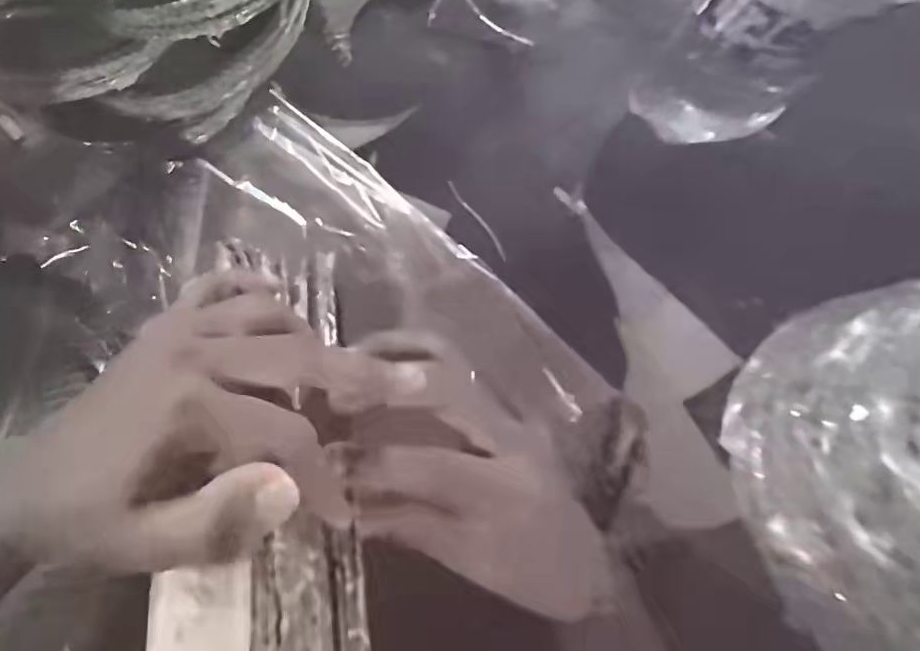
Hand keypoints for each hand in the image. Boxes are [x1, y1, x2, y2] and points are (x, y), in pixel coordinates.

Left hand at [0, 269, 413, 572]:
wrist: (31, 481)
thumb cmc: (92, 519)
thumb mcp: (145, 546)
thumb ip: (217, 523)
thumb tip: (293, 487)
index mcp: (189, 405)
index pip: (284, 435)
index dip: (322, 476)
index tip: (343, 512)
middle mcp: (192, 349)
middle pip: (292, 356)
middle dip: (353, 377)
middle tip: (408, 383)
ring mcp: (177, 325)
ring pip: (266, 311)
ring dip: (307, 337)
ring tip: (335, 369)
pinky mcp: (164, 319)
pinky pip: (217, 282)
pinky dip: (251, 284)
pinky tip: (273, 299)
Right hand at [330, 332, 614, 622]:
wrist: (588, 555)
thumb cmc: (531, 571)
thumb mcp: (472, 562)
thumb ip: (410, 526)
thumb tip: (346, 505)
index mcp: (510, 488)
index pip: (436, 466)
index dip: (379, 464)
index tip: (331, 465)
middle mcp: (511, 433)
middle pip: (444, 387)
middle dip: (382, 387)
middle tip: (336, 397)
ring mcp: (508, 406)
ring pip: (449, 357)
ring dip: (392, 351)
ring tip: (349, 361)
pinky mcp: (498, 394)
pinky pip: (451, 358)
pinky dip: (409, 348)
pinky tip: (379, 355)